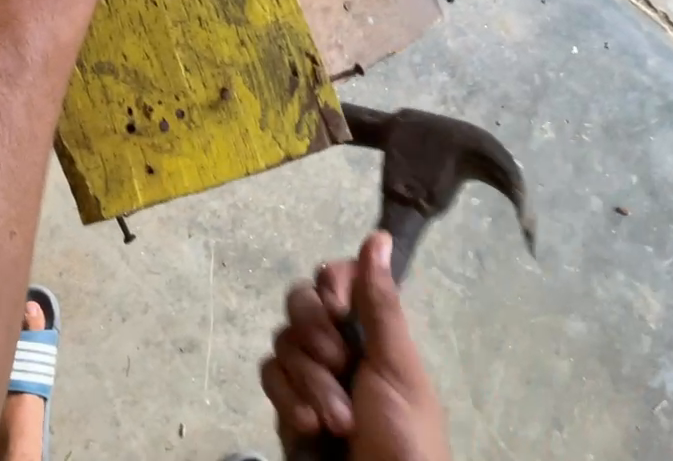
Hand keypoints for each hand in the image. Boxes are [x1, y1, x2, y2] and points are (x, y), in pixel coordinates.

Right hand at [260, 233, 450, 460]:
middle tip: (338, 363)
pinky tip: (309, 426)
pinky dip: (289, 399)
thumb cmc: (403, 438)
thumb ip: (380, 303)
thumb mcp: (398, 369)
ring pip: (282, 340)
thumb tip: (378, 235)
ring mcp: (309, 374)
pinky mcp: (286, 402)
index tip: (338, 306)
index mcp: (372, 332)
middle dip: (315, 334)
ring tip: (336, 421)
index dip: (331, 283)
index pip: (336, 276)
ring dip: (309, 381)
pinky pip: (269, 375)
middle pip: (300, 300)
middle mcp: (338, 343)